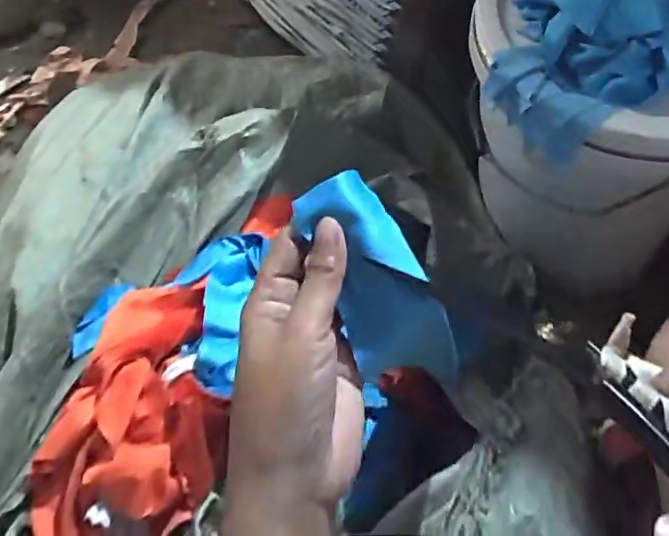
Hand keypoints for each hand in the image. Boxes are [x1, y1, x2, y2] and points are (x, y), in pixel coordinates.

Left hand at [224, 217, 365, 535]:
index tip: (346, 193)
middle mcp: (294, 309)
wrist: (300, 476)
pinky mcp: (348, 354)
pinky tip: (399, 276)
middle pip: (318, 264)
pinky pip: (361, 317)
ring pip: (342, 289)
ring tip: (395, 233)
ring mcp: (322, 332)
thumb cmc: (287, 396)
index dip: (313, 219)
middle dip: (343, 240)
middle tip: (381, 210)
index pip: (289, 246)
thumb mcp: (302, 332)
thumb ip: (320, 279)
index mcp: (269, 299)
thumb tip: (331, 223)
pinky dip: (376, 299)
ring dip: (363, 268)